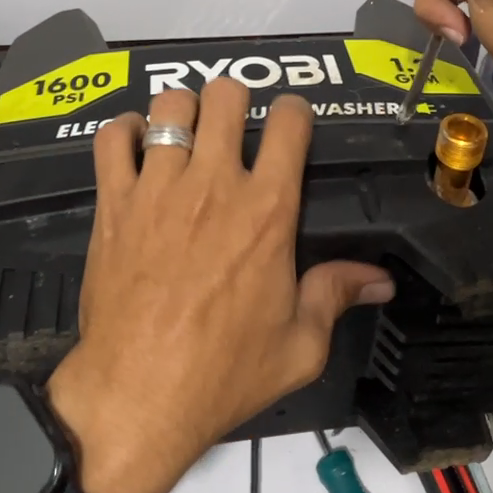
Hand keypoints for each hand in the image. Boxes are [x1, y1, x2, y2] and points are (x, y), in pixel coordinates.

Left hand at [44, 79, 393, 492]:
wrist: (137, 395)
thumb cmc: (225, 372)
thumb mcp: (300, 345)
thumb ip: (336, 296)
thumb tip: (380, 280)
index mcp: (268, 210)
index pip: (289, 125)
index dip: (294, 113)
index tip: (290, 124)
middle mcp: (214, 184)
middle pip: (225, 97)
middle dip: (234, 101)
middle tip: (233, 127)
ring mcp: (159, 188)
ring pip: (170, 106)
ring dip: (182, 111)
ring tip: (184, 134)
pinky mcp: (114, 202)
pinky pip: (112, 139)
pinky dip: (124, 131)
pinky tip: (135, 145)